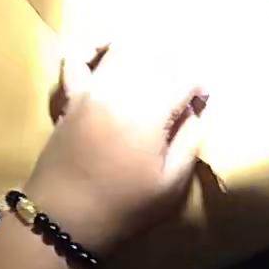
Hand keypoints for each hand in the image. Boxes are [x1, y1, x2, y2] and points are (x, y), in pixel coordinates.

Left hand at [22, 42, 205, 253]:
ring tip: (155, 69)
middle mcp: (120, 90)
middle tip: (184, 86)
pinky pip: (77, 62)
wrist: (65, 218)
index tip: (203, 100)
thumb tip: (191, 111)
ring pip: (120, 50)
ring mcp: (90, 90)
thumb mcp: (172, 182)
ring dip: (143, 52)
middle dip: (176, 66)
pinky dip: (93, 55)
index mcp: (149, 111)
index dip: (199, 86)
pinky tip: (105, 60)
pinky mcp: (70, 99)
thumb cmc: (125, 205)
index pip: (184, 78)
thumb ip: (189, 139)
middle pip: (155, 56)